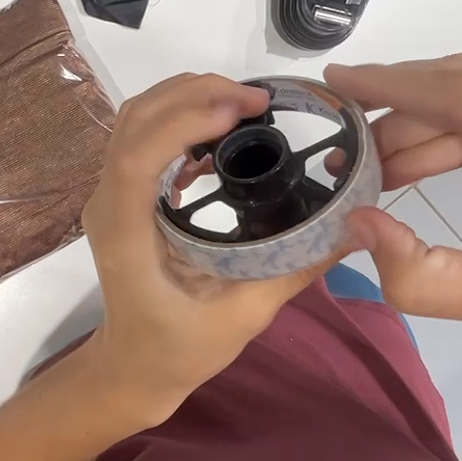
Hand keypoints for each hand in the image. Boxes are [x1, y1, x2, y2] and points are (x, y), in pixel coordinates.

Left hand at [81, 73, 341, 420]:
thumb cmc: (178, 350)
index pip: (136, 159)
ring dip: (186, 98)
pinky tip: (219, 136)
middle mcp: (108, 204)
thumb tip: (353, 228)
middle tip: (256, 99)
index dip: (181, 124)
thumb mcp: (242, 317)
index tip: (237, 112)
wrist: (133, 366)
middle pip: (135, 122)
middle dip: (194, 95)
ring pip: (135, 121)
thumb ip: (293, 271)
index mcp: (126, 234)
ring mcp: (109, 195)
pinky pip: (141, 137)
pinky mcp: (121, 194)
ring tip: (243, 105)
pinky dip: (178, 119)